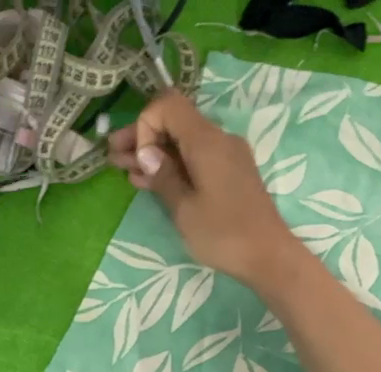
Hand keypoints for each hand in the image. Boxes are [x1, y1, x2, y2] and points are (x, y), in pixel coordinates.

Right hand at [108, 92, 306, 288]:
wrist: (267, 256)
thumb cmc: (223, 234)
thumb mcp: (184, 209)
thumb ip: (163, 177)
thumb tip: (146, 153)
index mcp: (206, 141)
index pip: (168, 106)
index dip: (145, 125)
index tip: (140, 160)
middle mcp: (218, 139)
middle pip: (174, 123)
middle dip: (142, 138)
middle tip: (113, 156)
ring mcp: (226, 156)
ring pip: (183, 143)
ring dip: (154, 155)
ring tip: (124, 170)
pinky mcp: (229, 174)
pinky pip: (196, 159)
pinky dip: (172, 167)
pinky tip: (149, 181)